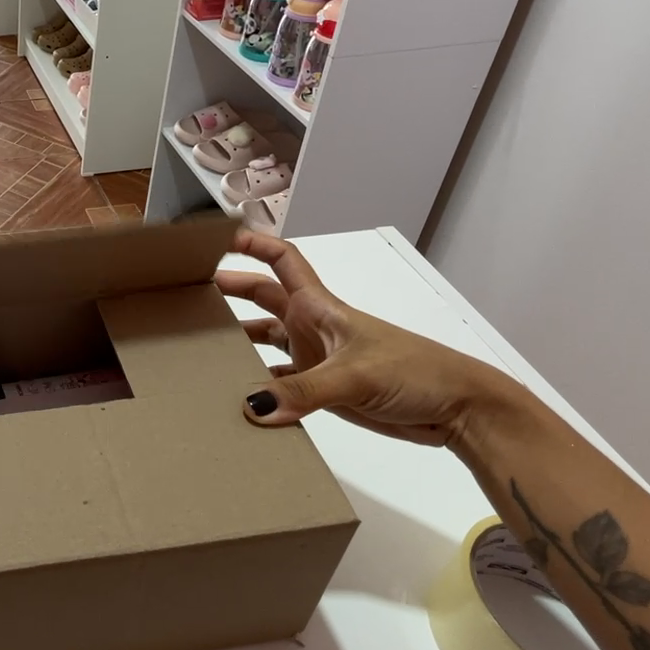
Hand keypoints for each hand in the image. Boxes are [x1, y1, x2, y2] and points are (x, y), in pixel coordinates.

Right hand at [216, 231, 528, 447]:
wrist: (459, 410)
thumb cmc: (414, 371)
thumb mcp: (355, 376)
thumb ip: (302, 393)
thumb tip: (250, 407)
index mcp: (320, 307)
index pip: (281, 260)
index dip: (253, 244)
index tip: (218, 239)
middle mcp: (312, 326)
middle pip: (262, 297)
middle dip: (229, 291)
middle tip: (190, 294)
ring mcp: (316, 358)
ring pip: (265, 339)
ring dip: (238, 340)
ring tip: (201, 345)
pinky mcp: (324, 390)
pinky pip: (278, 383)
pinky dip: (258, 387)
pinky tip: (237, 395)